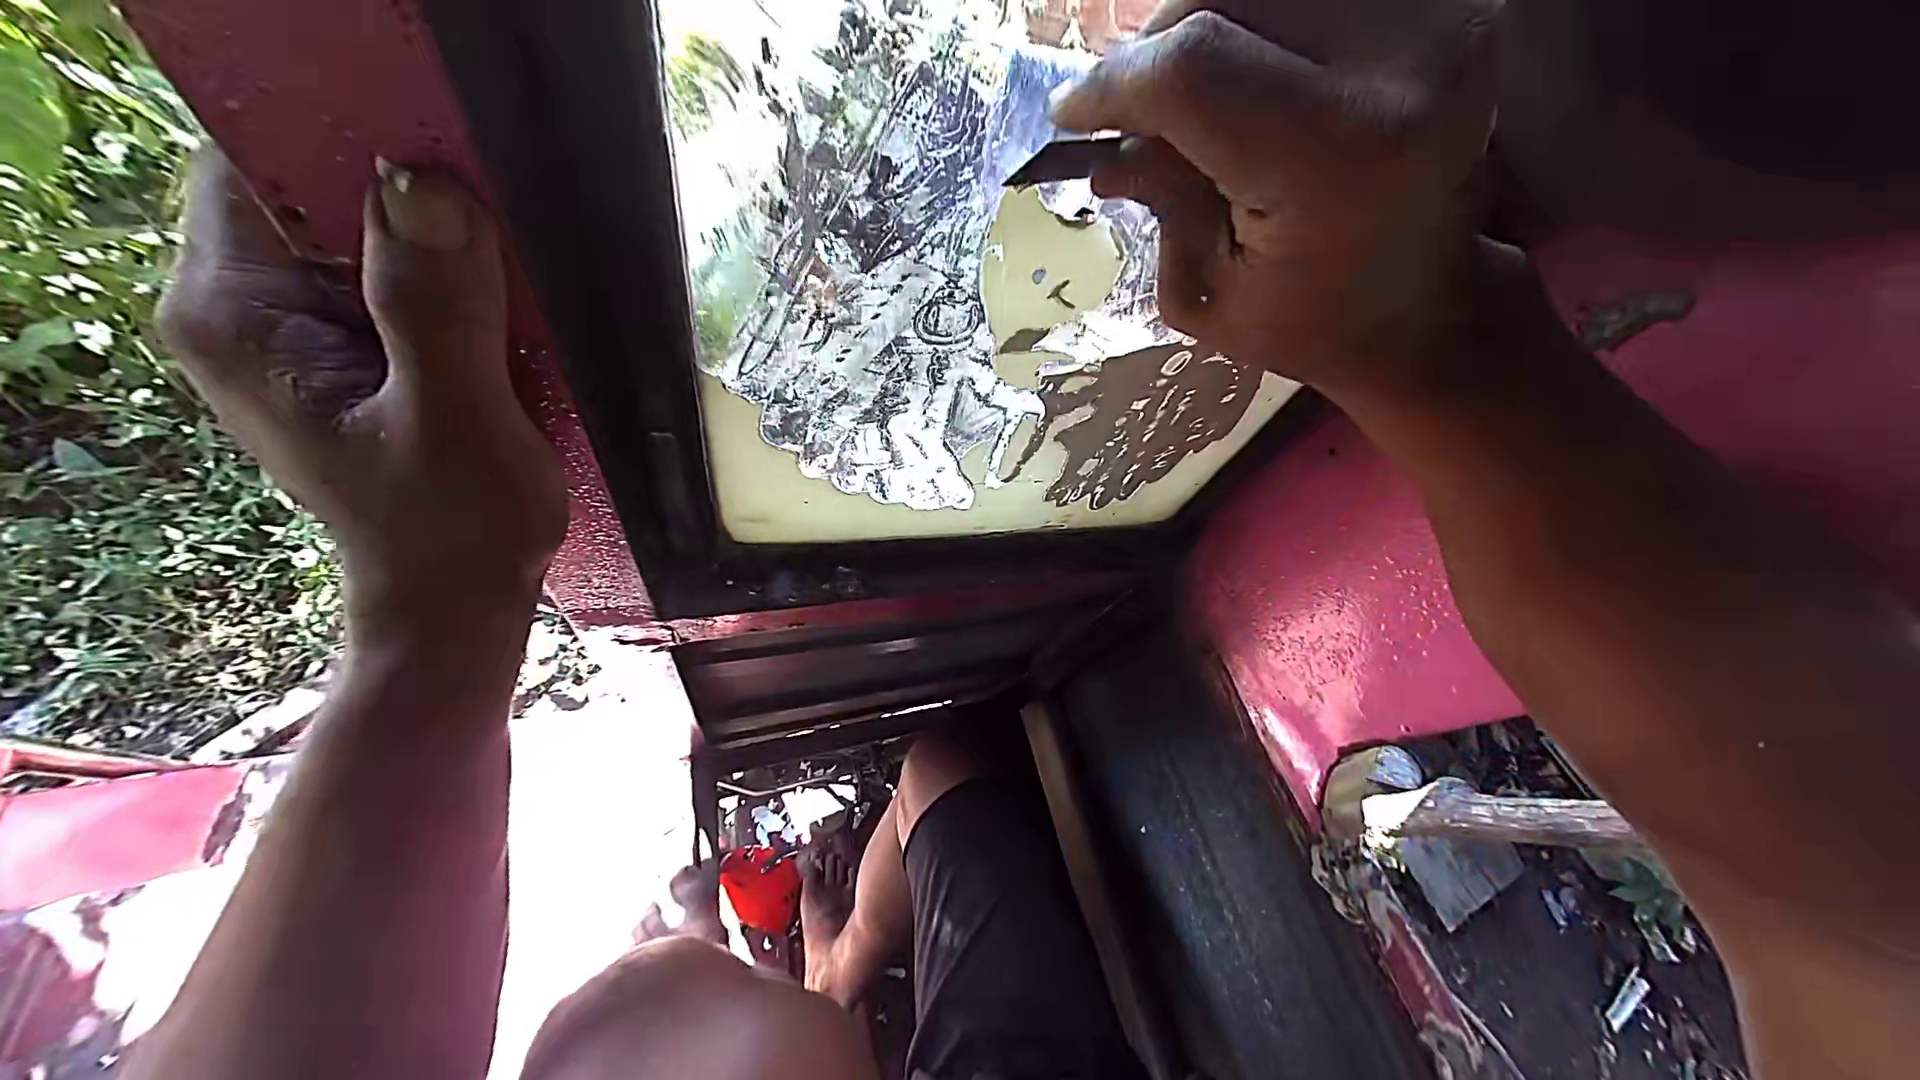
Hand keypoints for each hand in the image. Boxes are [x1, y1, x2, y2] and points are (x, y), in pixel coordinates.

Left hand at [159, 152, 566, 628]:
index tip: (454, 162)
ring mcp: (310, 339)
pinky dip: (463, 297)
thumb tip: (426, 183)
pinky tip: (509, 328)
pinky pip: (407, 294)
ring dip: (453, 257)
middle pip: (325, 200)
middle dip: (420, 209)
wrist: (461, 596)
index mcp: (239, 314)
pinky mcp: (362, 363)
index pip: (261, 161)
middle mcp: (255, 313)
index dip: (352, 142)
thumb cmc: (458, 526)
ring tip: (517, 297)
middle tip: (507, 241)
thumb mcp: (455, 418)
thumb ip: (435, 308)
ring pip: (376, 247)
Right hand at [1050, 0, 1500, 393]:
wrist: (1414, 308)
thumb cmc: (1301, 323)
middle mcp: (1404, 63)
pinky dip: (1254, 23)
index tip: (1070, 113)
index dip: (1113, 82)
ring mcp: (1440, 18)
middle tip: (1134, 114)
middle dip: (1153, 49)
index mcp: (1333, 163)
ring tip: (1188, 100)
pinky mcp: (1446, 3)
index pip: (1193, 68)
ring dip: (1203, 26)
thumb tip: (1104, 146)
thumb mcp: (1205, 290)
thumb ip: (1159, 201)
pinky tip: (1245, 78)